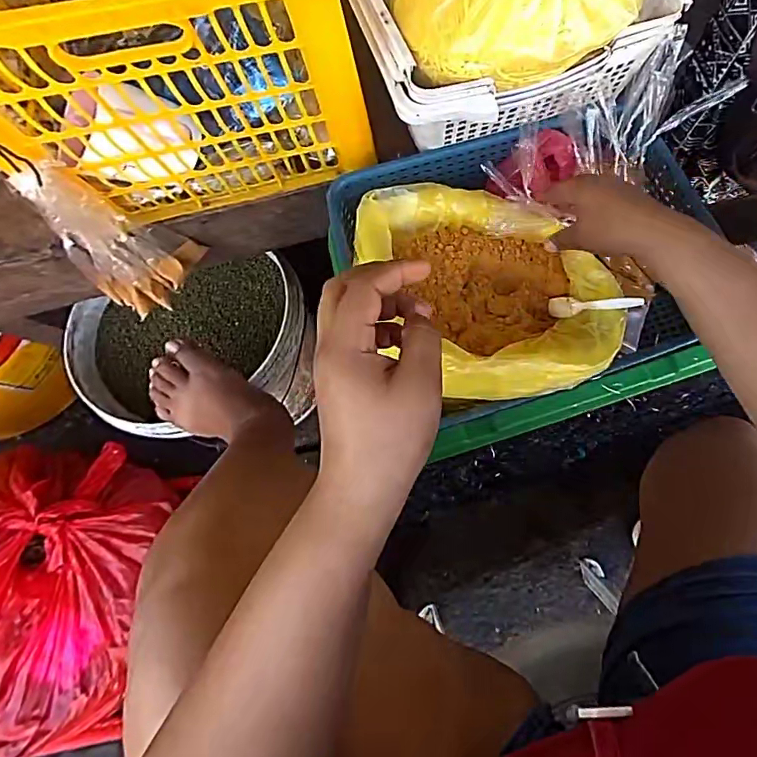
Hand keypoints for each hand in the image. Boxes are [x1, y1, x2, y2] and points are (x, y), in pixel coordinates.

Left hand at [313, 260, 441, 511]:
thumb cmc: (393, 438)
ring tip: (417, 317)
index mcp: (343, 344)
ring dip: (380, 301)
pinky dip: (377, 323)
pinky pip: (351, 332)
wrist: (361, 487)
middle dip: (381, 278)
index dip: (397, 270)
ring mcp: (328, 362)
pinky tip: (404, 340)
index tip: (429, 269)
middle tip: (416, 283)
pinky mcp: (337, 376)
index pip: (364, 286)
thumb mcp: (420, 383)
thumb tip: (420, 317)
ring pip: (346, 309)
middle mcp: (327, 346)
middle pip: (342, 289)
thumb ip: (423, 337)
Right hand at [544, 175, 705, 262]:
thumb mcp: (582, 238)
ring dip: (581, 201)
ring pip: (590, 190)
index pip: (553, 190)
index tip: (535, 205)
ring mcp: (614, 183)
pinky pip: (605, 195)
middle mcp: (594, 180)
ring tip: (576, 214)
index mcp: (577, 187)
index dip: (543, 198)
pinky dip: (597, 204)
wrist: (653, 229)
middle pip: (572, 186)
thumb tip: (547, 243)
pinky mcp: (629, 192)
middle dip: (563, 198)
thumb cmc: (610, 230)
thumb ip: (563, 238)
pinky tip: (599, 216)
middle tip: (554, 210)